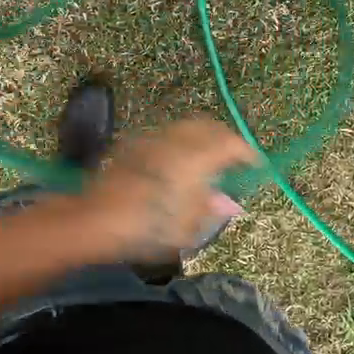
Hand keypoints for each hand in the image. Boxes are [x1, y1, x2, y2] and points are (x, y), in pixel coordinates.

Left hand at [76, 114, 258, 261]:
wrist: (97, 217)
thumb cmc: (147, 226)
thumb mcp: (187, 228)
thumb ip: (211, 209)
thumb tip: (231, 203)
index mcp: (196, 158)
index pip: (230, 143)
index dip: (246, 152)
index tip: (255, 163)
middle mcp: (176, 140)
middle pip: (209, 126)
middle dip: (225, 138)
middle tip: (234, 158)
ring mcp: (153, 138)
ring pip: (186, 126)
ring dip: (202, 137)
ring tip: (208, 158)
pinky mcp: (134, 143)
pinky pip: (166, 134)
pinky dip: (180, 141)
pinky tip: (178, 160)